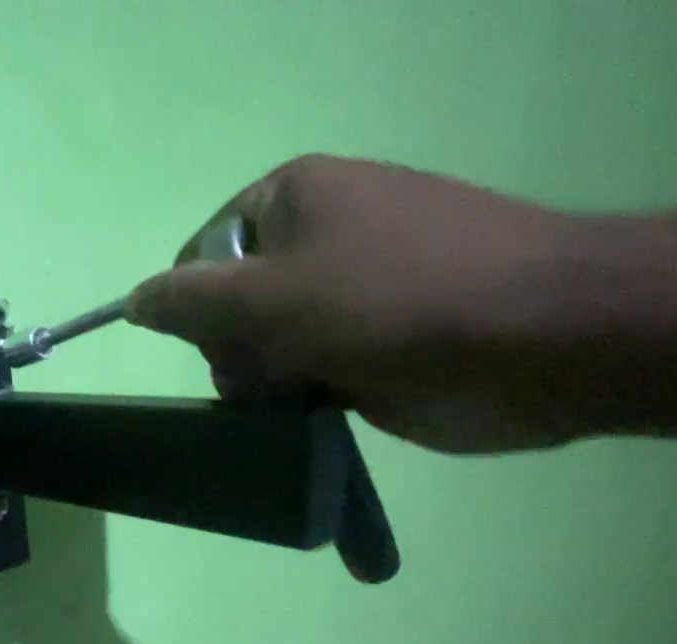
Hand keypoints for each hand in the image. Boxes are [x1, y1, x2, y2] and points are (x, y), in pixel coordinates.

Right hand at [128, 155, 595, 452]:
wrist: (545, 343)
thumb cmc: (394, 302)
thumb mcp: (267, 295)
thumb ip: (186, 300)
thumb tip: (131, 301)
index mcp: (295, 199)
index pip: (199, 256)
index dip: (196, 306)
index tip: (221, 341)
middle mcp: (320, 238)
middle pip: (227, 307)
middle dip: (235, 351)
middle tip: (270, 373)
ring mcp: (351, 293)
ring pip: (263, 348)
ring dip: (266, 381)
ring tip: (303, 395)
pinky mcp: (374, 343)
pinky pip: (304, 373)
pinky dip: (300, 397)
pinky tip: (319, 410)